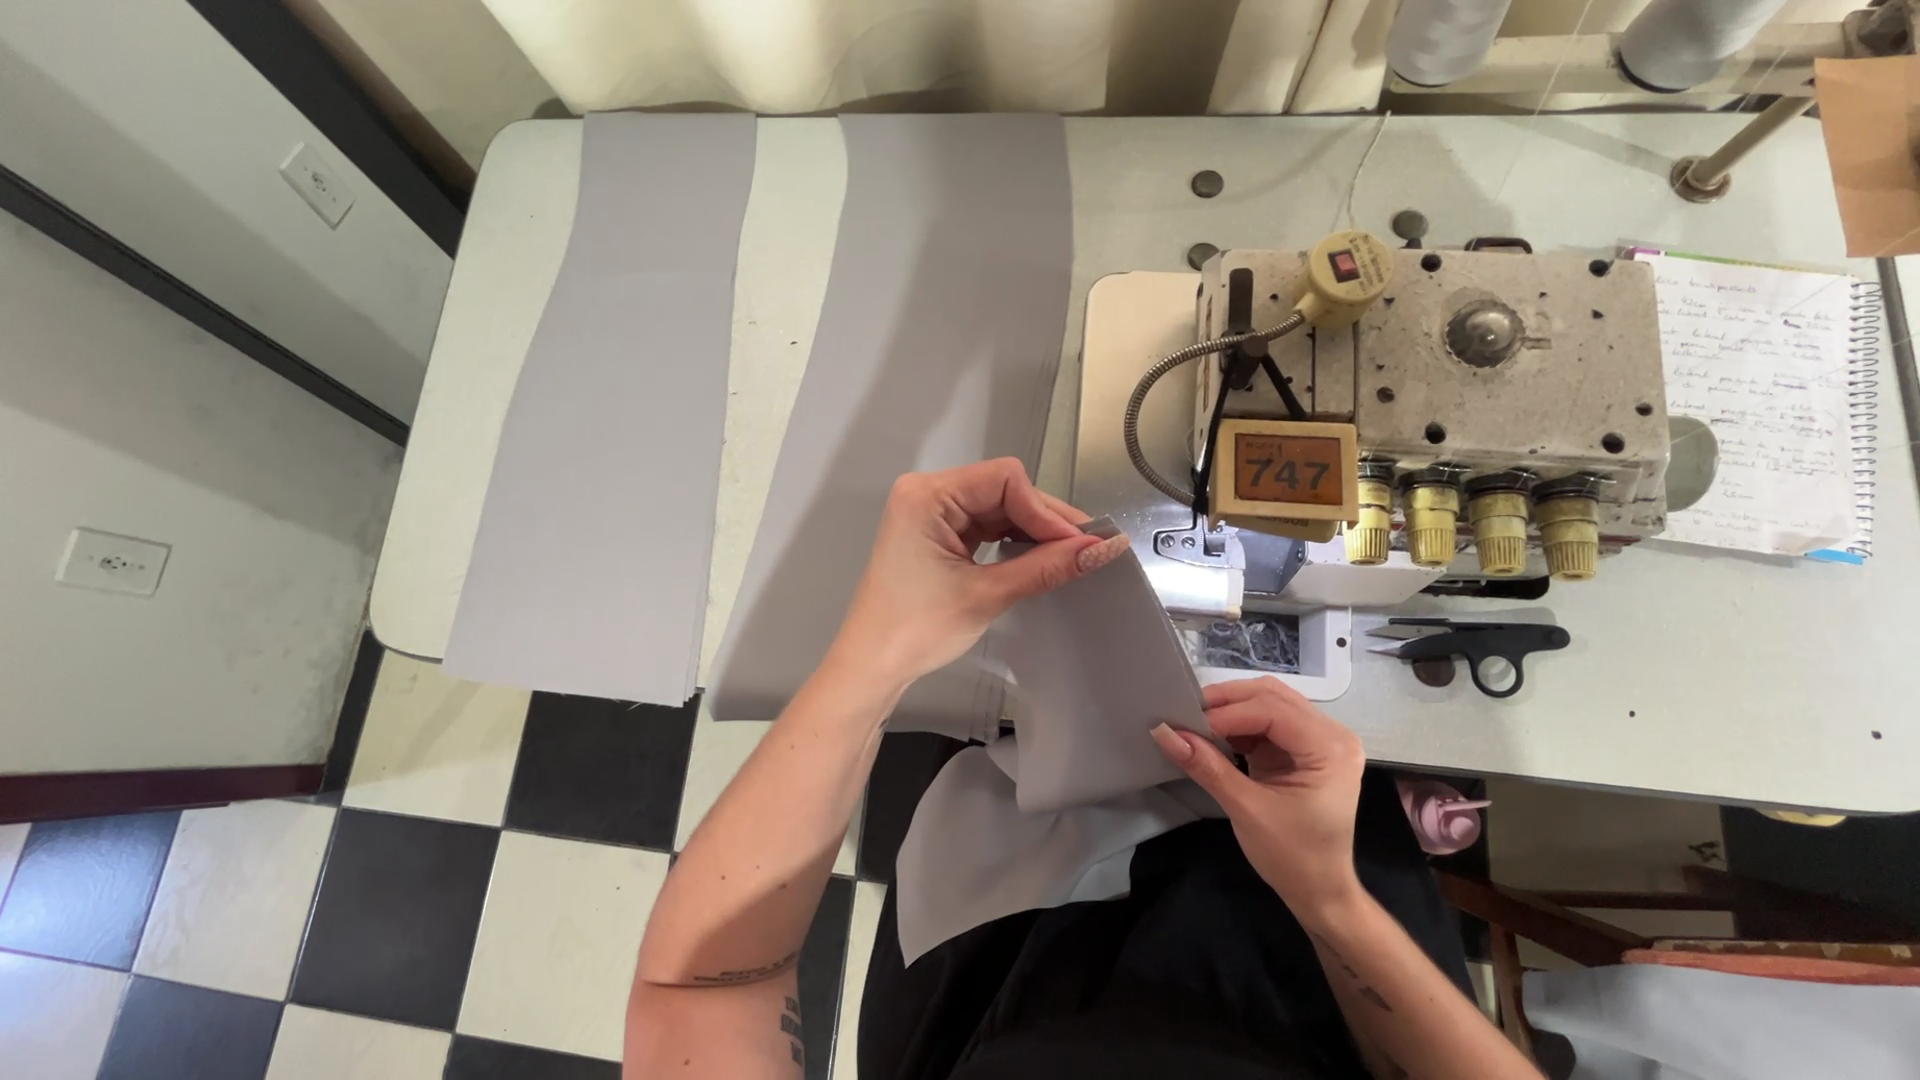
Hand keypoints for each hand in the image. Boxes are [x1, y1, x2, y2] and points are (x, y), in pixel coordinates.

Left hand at [829, 459, 1131, 689]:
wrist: (872, 665)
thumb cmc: (917, 629)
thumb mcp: (987, 595)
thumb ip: (1047, 567)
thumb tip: (1103, 549)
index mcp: (927, 495)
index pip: (1005, 479)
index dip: (1045, 510)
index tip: (1078, 544)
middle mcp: (927, 494)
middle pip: (1003, 489)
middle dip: (1044, 520)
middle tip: (1086, 550)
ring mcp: (931, 514)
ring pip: (999, 507)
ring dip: (1033, 530)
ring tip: (1070, 556)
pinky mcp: (937, 535)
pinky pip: (985, 526)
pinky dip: (1014, 540)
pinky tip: (1040, 557)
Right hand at [1150, 676, 1366, 927]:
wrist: (1320, 891)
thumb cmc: (1293, 856)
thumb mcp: (1246, 810)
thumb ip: (1207, 767)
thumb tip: (1164, 732)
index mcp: (1330, 748)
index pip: (1272, 710)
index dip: (1226, 713)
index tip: (1185, 725)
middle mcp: (1332, 734)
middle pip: (1272, 695)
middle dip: (1227, 702)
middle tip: (1186, 715)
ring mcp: (1320, 739)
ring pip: (1270, 701)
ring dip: (1232, 709)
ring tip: (1197, 724)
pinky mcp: (1304, 748)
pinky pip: (1268, 720)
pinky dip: (1239, 723)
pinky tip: (1216, 736)